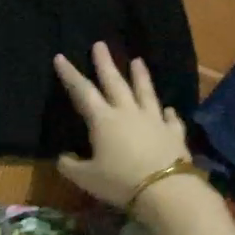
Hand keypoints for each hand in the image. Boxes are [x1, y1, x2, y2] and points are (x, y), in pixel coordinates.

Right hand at [53, 43, 192, 212]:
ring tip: (138, 61)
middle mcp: (128, 113)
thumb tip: (62, 157)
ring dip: (140, 76)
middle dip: (105, 63)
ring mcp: (153, 121)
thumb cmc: (120, 182)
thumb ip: (70, 166)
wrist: (166, 190)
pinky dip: (167, 112)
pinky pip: (170, 119)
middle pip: (115, 83)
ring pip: (145, 92)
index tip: (60, 57)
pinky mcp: (173, 133)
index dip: (70, 75)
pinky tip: (168, 108)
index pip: (82, 92)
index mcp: (103, 120)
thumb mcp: (86, 178)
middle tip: (100, 44)